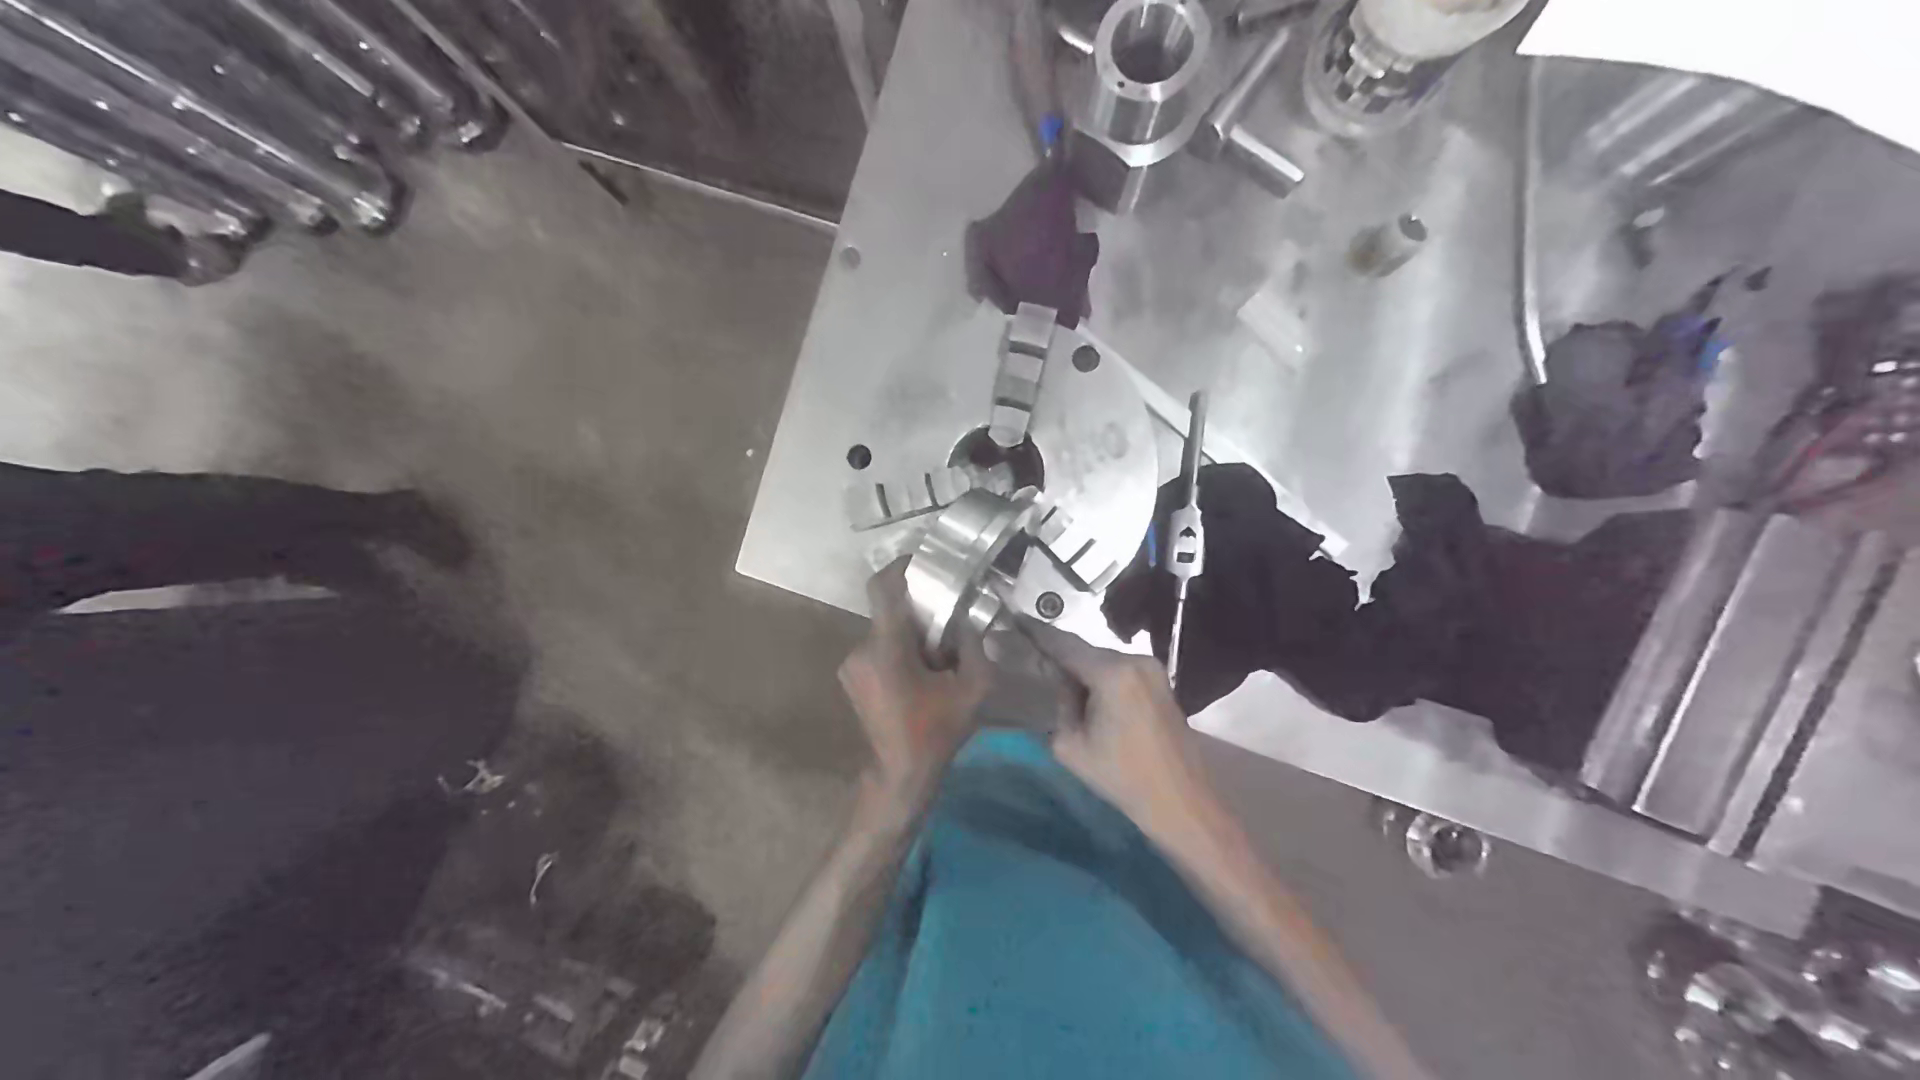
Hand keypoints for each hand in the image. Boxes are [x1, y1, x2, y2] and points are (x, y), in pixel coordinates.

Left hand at [838, 559, 992, 805]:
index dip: (900, 566)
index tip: (922, 561)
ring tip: (938, 656)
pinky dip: (899, 650)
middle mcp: (861, 649)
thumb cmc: (936, 730)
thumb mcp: (973, 688)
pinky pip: (878, 650)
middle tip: (948, 623)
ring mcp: (852, 665)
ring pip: (885, 632)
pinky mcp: (851, 678)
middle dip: (919, 612)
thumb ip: (973, 645)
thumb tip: (967, 617)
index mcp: (886, 647)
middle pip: (890, 612)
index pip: (883, 588)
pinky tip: (920, 674)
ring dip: (910, 635)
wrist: (900, 773)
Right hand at [1019, 617, 1216, 839]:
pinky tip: (1091, 698)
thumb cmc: (1122, 777)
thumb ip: (1059, 703)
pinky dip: (1102, 678)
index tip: (1015, 617)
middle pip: (1085, 651)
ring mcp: (1152, 668)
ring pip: (1103, 660)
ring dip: (1082, 670)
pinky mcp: (1160, 681)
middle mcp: (1134, 660)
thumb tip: (1060, 682)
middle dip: (1061, 658)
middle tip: (1034, 666)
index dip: (1037, 631)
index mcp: (1112, 673)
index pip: (1064, 644)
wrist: (1181, 800)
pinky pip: (1120, 670)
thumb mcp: (1071, 745)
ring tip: (1063, 689)